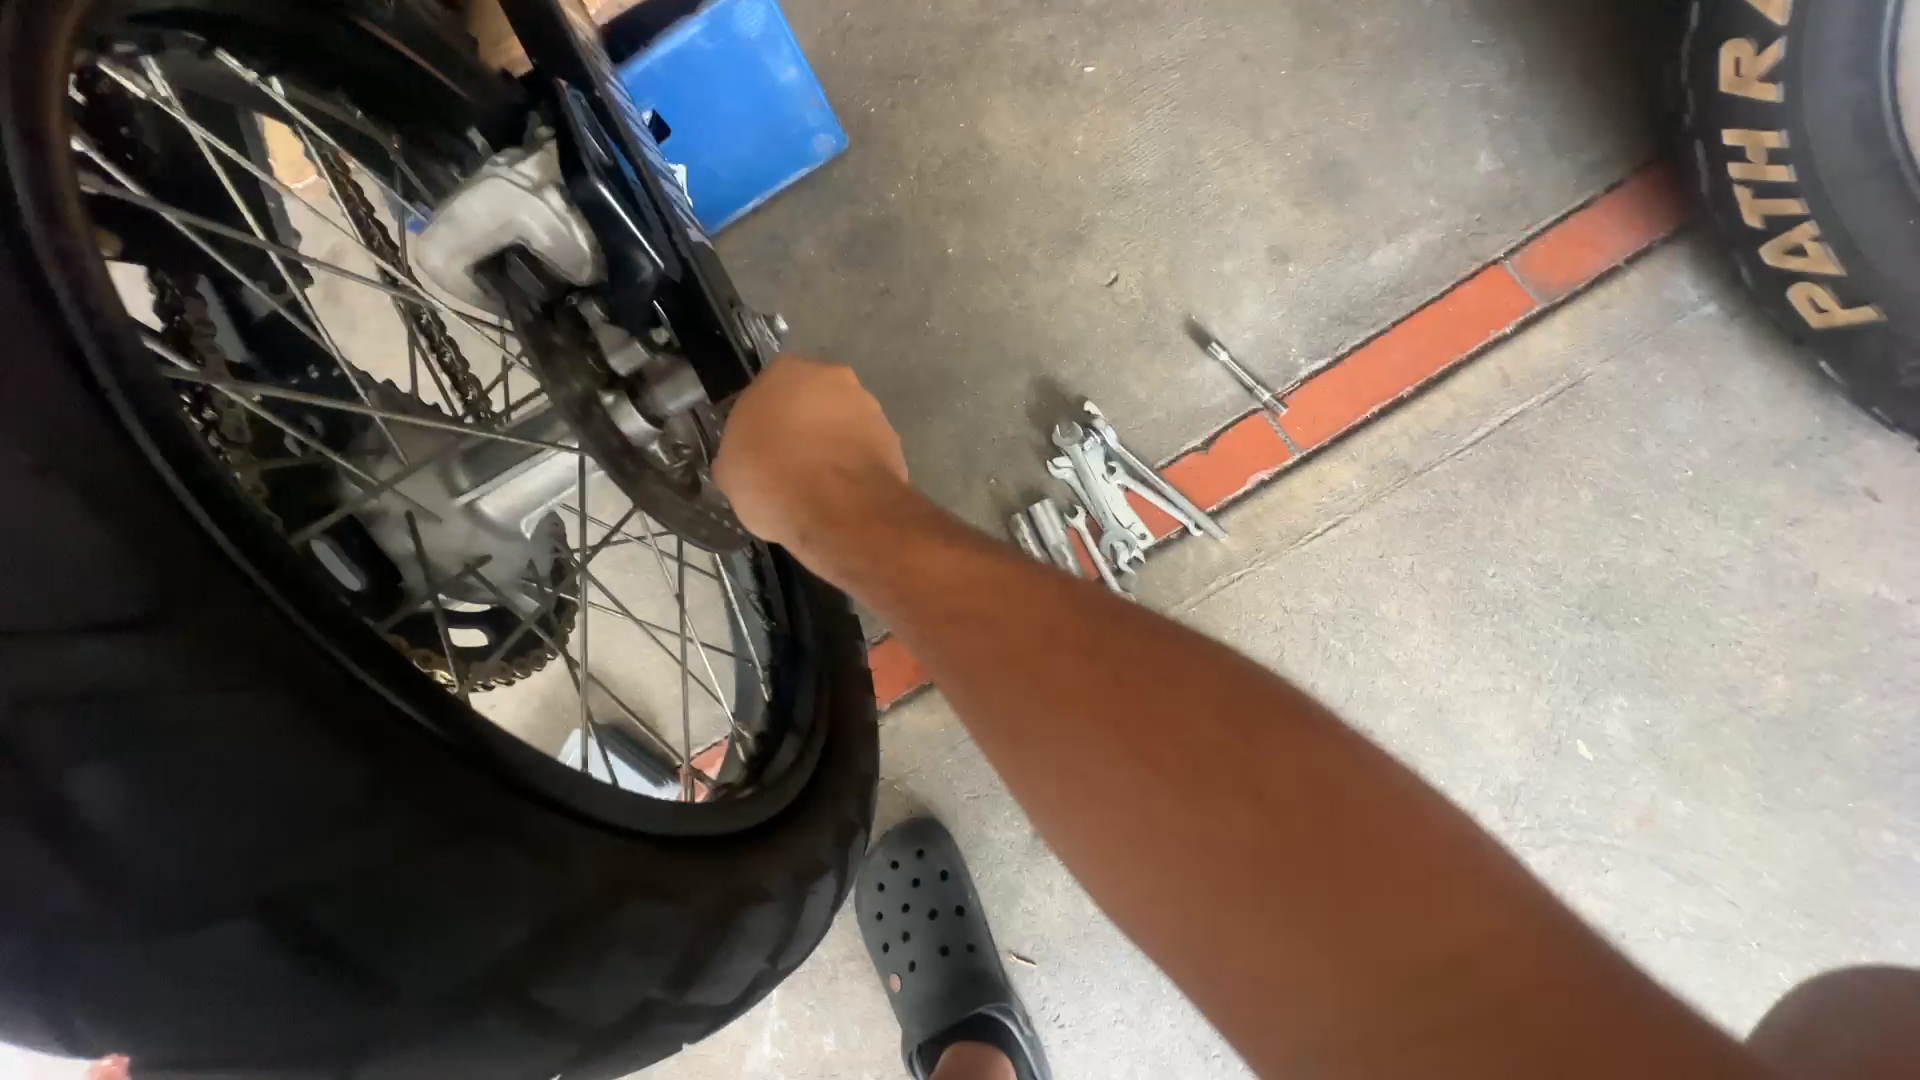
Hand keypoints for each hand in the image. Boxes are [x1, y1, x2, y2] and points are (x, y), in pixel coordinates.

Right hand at [715, 355, 908, 558]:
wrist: (839, 509)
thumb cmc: (772, 478)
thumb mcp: (730, 470)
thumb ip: (738, 455)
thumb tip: (741, 465)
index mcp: (787, 371)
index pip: (769, 392)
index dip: (765, 424)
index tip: (761, 452)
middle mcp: (835, 379)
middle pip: (813, 403)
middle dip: (804, 430)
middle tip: (790, 467)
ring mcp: (870, 408)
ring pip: (843, 426)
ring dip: (834, 448)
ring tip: (820, 488)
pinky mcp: (894, 440)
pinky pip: (866, 452)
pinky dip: (856, 468)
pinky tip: (843, 496)